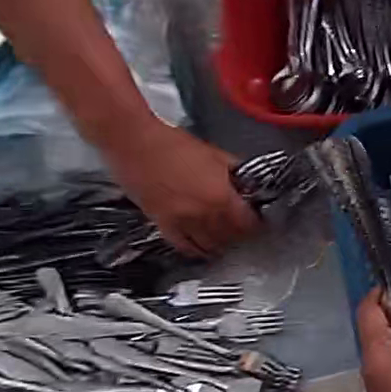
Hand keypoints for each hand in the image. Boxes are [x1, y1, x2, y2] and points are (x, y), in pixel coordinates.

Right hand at [100, 121, 258, 257]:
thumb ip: (236, 174)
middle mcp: (204, 214)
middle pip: (230, 236)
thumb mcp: (217, 156)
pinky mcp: (160, 223)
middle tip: (243, 230)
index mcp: (221, 197)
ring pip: (208, 245)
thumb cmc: (176, 144)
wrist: (133, 142)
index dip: (255, 224)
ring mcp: (181, 222)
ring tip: (225, 239)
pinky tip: (202, 248)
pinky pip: (182, 245)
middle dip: (240, 234)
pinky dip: (195, 249)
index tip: (257, 221)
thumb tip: (249, 186)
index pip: (247, 223)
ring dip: (220, 244)